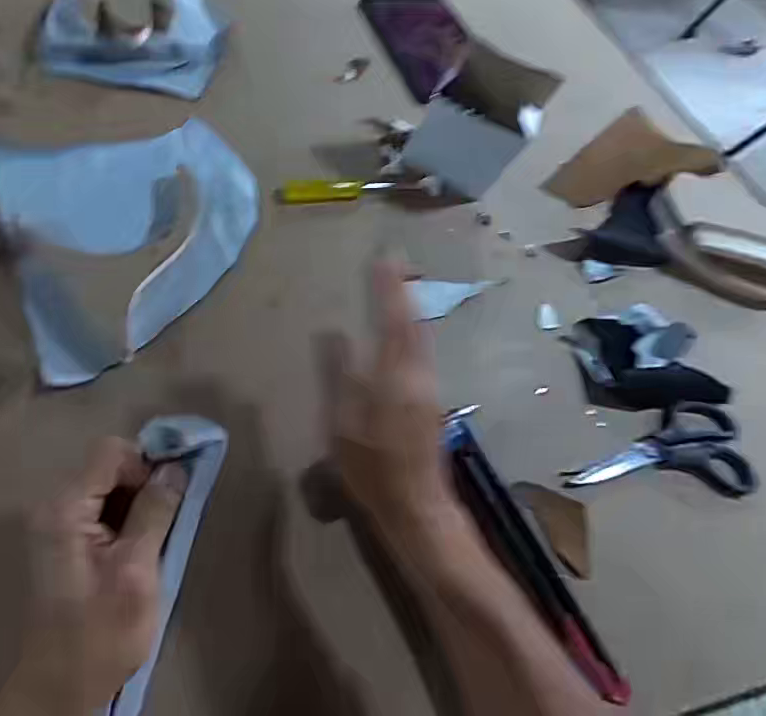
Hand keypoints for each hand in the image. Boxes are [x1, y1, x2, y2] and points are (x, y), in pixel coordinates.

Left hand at [0, 438, 185, 715]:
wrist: (59, 691)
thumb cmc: (99, 634)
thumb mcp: (137, 571)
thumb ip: (155, 512)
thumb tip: (175, 468)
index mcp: (64, 510)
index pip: (111, 451)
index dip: (145, 464)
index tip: (166, 497)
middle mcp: (53, 506)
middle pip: (109, 463)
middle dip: (143, 482)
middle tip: (165, 517)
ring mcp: (55, 521)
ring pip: (109, 482)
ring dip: (137, 499)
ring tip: (152, 536)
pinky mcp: (63, 537)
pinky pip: (102, 503)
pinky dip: (126, 513)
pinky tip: (137, 543)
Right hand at [320, 258, 460, 542]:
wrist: (417, 505)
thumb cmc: (372, 468)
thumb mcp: (342, 424)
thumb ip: (338, 374)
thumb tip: (333, 333)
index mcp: (395, 375)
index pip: (392, 320)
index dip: (388, 289)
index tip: (385, 260)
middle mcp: (418, 372)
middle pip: (413, 321)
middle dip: (403, 291)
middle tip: (395, 264)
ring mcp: (430, 385)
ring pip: (422, 335)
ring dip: (411, 308)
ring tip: (400, 287)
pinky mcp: (432, 397)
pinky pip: (423, 348)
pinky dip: (414, 328)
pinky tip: (406, 329)